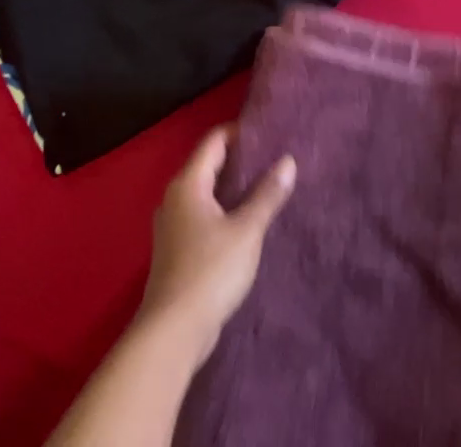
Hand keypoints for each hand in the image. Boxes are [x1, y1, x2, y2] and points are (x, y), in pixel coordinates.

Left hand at [138, 126, 295, 360]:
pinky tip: (248, 220)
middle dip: (239, 159)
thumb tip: (287, 161)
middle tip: (275, 156)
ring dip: (233, 186)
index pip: (213, 142)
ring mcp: (173, 226)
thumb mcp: (247, 230)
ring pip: (206, 192)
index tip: (270, 131)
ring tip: (267, 184)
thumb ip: (267, 194)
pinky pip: (204, 215)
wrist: (173, 330)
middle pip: (208, 165)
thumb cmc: (210, 271)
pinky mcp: (178, 249)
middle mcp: (175, 199)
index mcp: (188, 185)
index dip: (240, 132)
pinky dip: (225, 209)